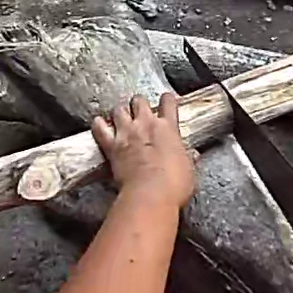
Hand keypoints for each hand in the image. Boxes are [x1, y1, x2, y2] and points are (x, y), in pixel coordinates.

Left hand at [91, 93, 195, 210]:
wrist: (151, 194)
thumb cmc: (174, 185)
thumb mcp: (189, 169)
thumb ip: (188, 157)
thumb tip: (194, 155)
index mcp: (168, 128)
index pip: (168, 103)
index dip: (167, 99)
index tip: (166, 99)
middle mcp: (146, 124)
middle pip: (139, 101)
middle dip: (138, 103)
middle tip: (139, 109)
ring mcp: (127, 133)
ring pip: (119, 109)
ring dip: (119, 111)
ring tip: (120, 115)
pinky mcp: (112, 145)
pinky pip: (100, 128)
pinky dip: (98, 124)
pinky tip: (97, 122)